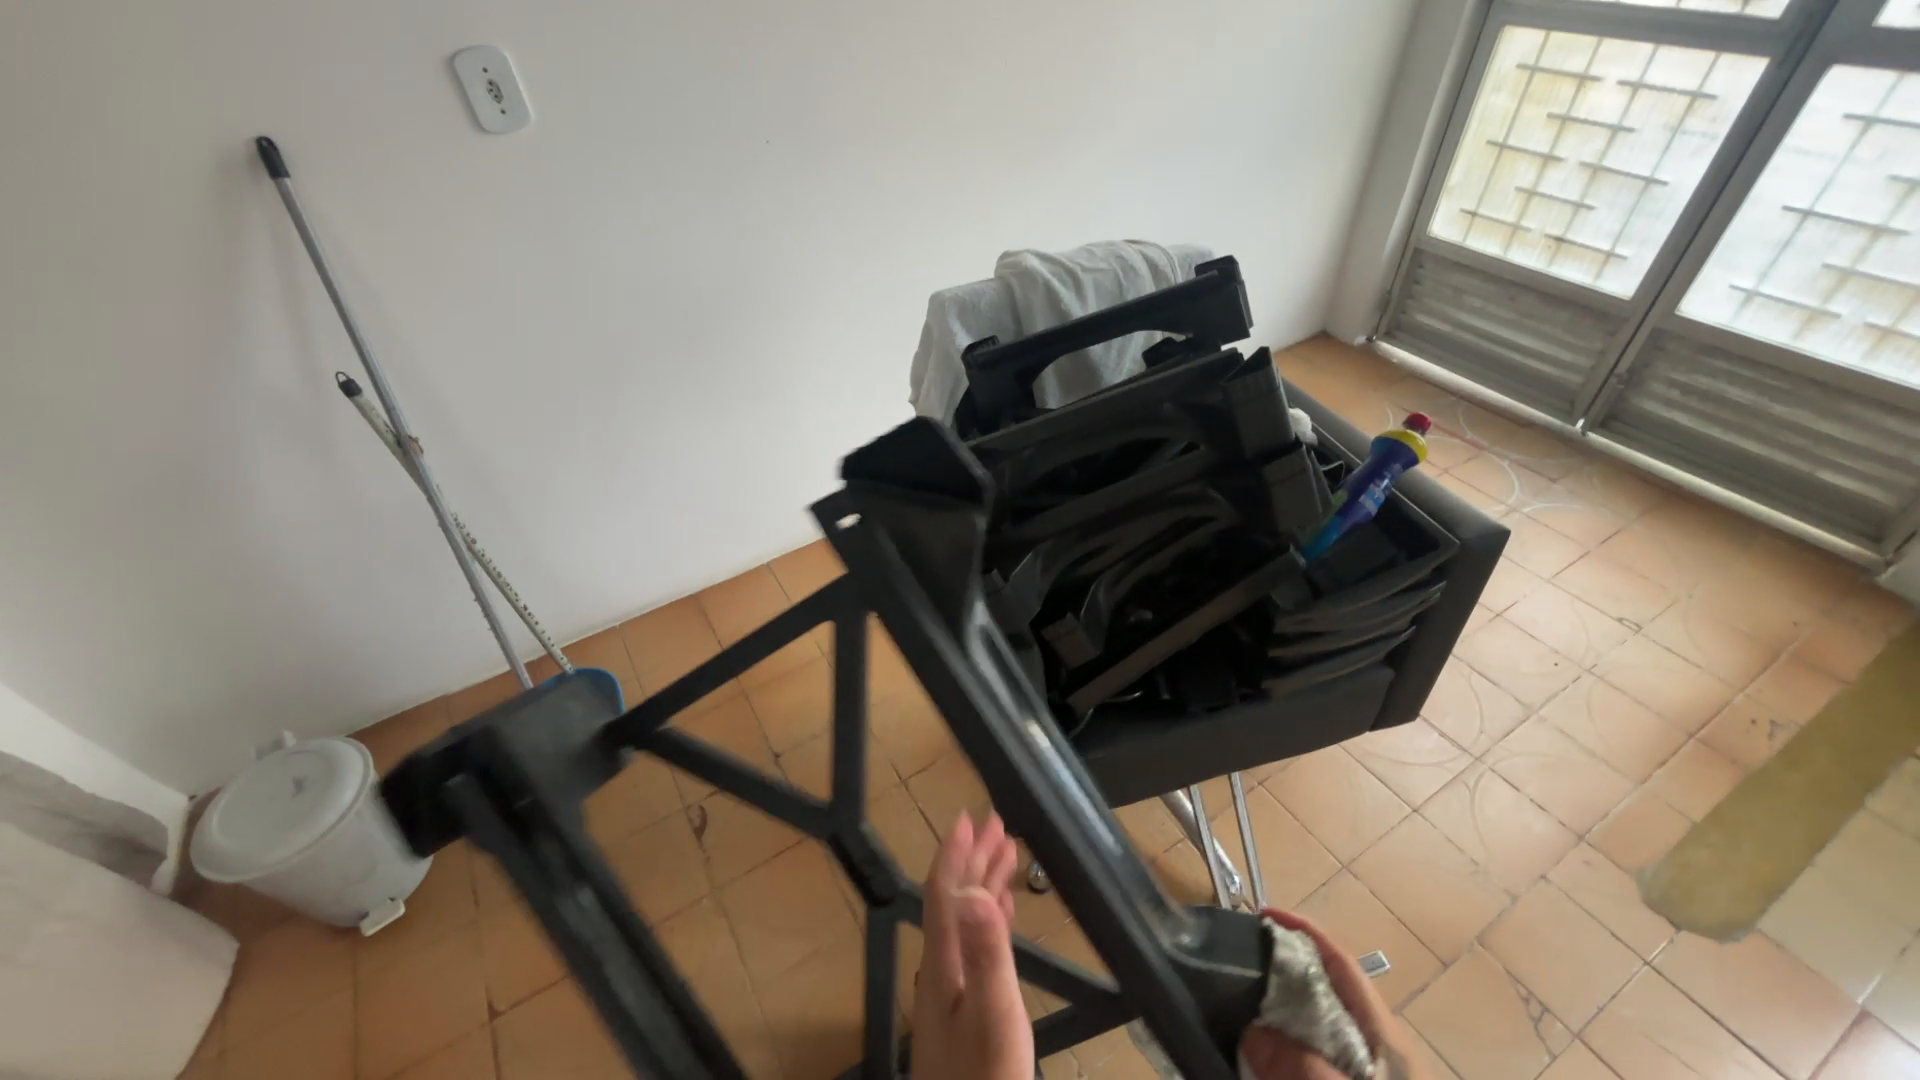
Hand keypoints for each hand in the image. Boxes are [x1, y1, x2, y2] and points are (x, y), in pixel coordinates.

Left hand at [911, 813, 1033, 1079]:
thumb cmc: (986, 1079)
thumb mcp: (993, 1015)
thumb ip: (986, 954)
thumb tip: (974, 892)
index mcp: (946, 963)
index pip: (945, 894)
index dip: (956, 854)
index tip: (971, 817)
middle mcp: (943, 969)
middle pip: (955, 902)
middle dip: (974, 860)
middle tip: (997, 825)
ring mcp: (952, 992)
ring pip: (966, 921)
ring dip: (983, 885)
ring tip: (1005, 856)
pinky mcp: (965, 1012)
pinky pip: (976, 946)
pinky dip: (990, 921)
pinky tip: (1001, 918)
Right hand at [1239, 910, 1426, 1079]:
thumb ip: (1303, 1070)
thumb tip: (1254, 1031)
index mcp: (1386, 1041)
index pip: (1343, 966)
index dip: (1304, 932)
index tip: (1260, 916)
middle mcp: (1379, 1054)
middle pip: (1327, 997)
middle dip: (1280, 978)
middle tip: (1233, 977)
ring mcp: (1365, 1075)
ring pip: (1315, 1036)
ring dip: (1277, 1026)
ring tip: (1235, 1022)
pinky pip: (1312, 1067)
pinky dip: (1284, 1062)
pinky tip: (1258, 1069)